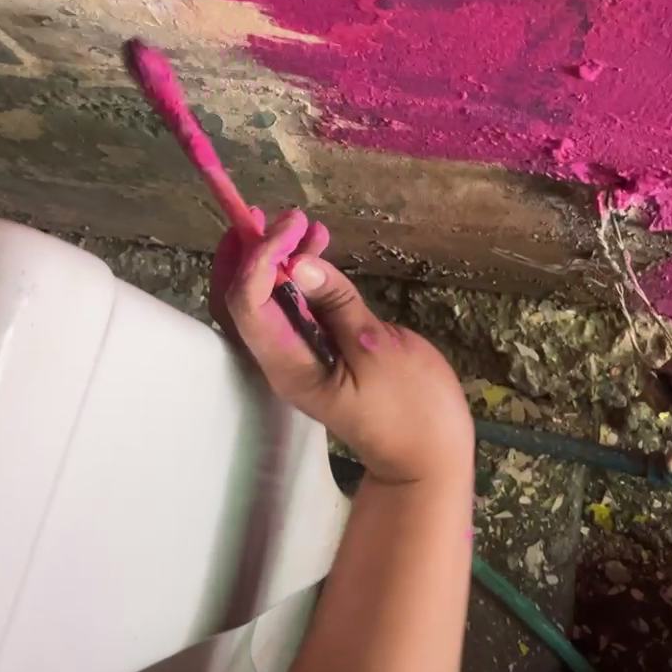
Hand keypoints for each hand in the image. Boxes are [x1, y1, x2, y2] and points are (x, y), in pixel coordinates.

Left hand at [214, 210, 473, 487]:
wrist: (427, 457)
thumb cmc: (412, 408)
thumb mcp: (379, 350)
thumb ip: (338, 304)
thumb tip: (300, 264)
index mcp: (288, 365)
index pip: (249, 302)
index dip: (262, 256)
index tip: (294, 225)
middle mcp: (280, 359)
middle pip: (243, 299)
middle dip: (250, 252)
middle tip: (269, 214)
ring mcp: (296, 355)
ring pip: (266, 300)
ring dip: (276, 258)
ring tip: (302, 224)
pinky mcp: (317, 350)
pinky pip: (293, 307)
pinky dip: (300, 276)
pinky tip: (318, 250)